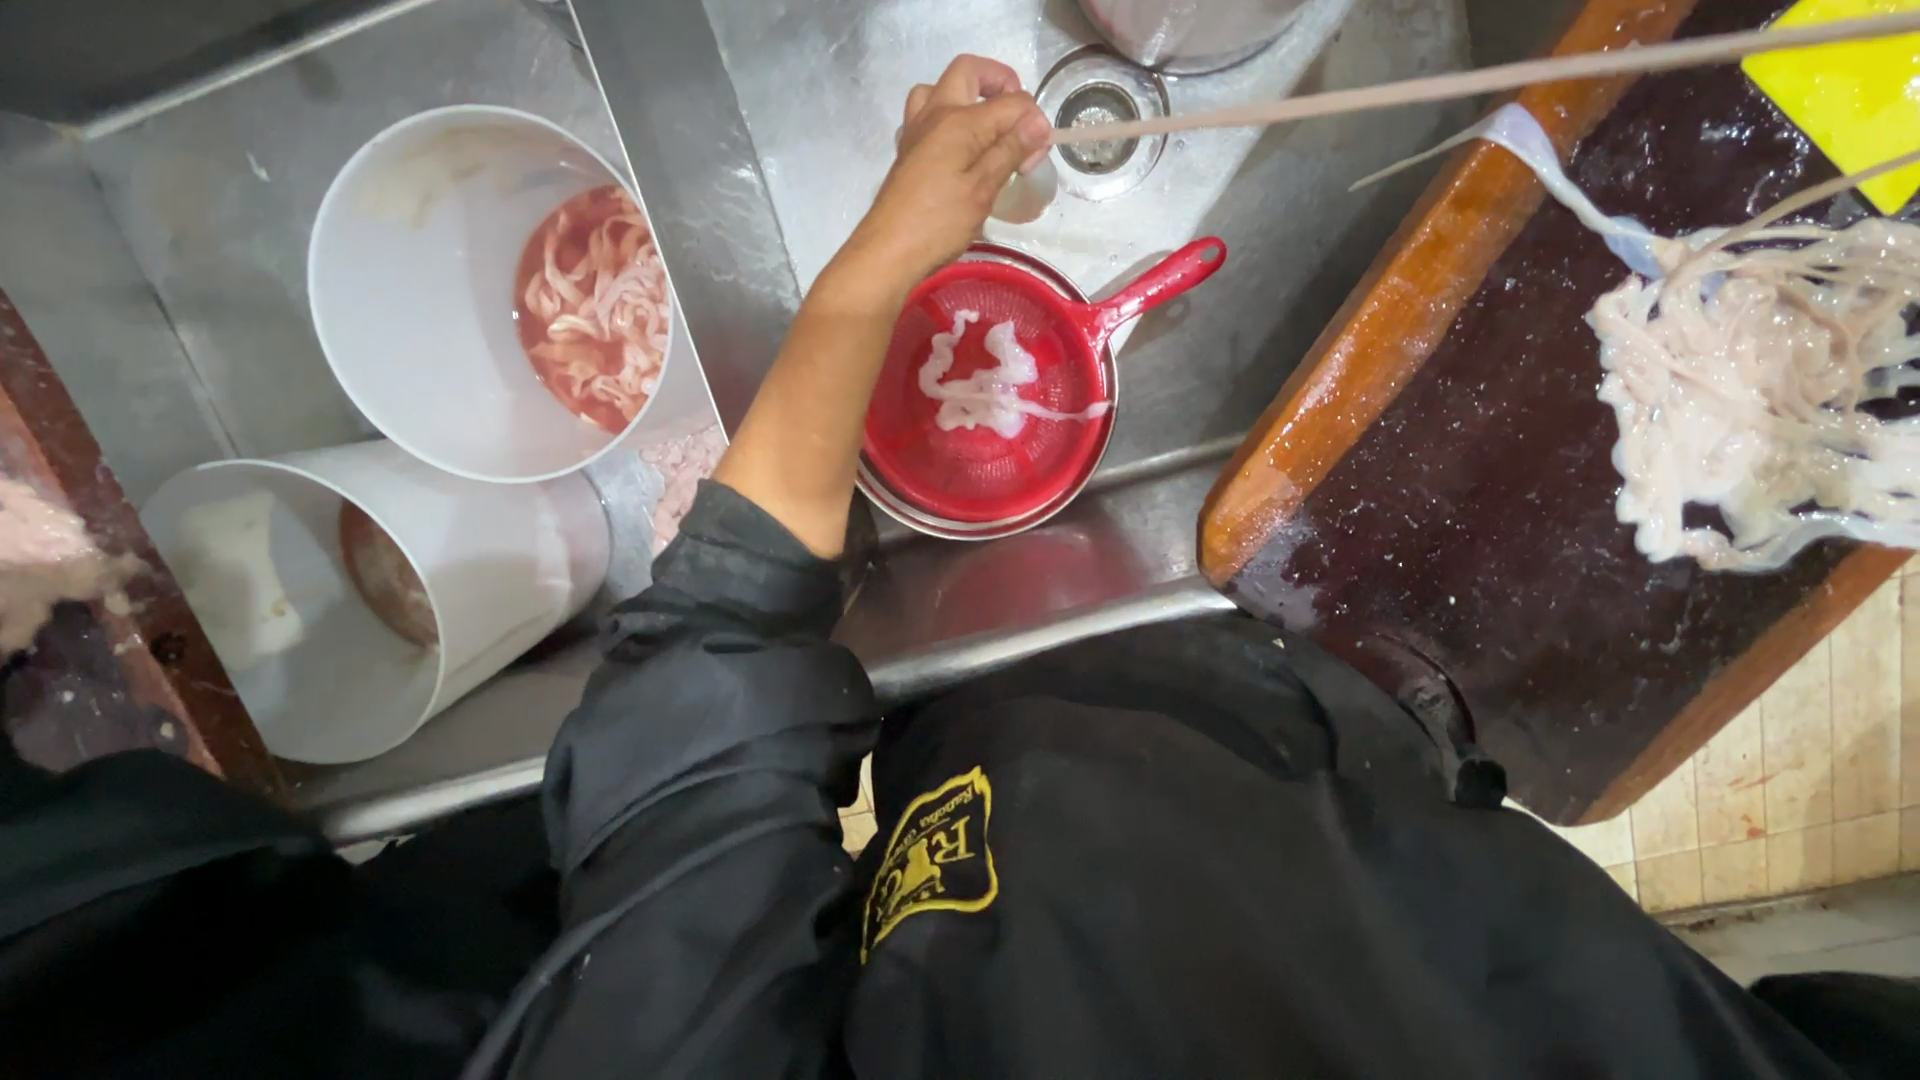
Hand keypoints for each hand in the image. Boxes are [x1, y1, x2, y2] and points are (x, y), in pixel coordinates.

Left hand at [828, 55, 1050, 298]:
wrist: (888, 252)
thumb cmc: (938, 224)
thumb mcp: (983, 189)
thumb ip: (1011, 150)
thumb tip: (1039, 122)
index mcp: (959, 120)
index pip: (1010, 102)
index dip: (1032, 123)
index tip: (1036, 158)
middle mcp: (934, 114)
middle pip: (968, 72)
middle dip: (998, 83)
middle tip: (1016, 118)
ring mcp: (916, 132)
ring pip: (940, 90)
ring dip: (966, 97)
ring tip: (985, 129)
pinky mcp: (907, 152)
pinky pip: (925, 117)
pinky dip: (946, 121)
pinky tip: (957, 150)